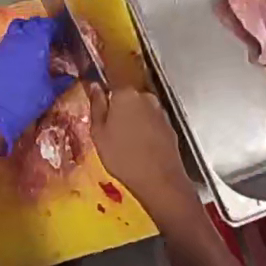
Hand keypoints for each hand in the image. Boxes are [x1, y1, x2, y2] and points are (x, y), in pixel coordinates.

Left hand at [0, 16, 74, 153]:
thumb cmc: (28, 100)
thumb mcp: (50, 91)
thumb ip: (62, 81)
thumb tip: (71, 77)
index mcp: (36, 43)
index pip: (47, 25)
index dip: (55, 27)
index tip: (61, 35)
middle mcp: (19, 40)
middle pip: (30, 23)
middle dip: (40, 27)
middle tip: (48, 38)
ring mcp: (4, 46)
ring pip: (15, 29)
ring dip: (25, 32)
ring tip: (33, 45)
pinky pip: (6, 42)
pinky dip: (14, 43)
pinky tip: (19, 57)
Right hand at [86, 85, 198, 210]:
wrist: (159, 179)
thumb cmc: (122, 156)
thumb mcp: (99, 133)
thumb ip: (97, 106)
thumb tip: (95, 86)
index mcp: (125, 94)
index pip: (110, 85)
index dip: (103, 99)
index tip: (98, 112)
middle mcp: (146, 97)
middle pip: (127, 98)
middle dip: (118, 110)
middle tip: (109, 131)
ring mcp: (160, 111)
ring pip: (140, 111)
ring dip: (132, 120)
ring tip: (124, 143)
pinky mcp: (170, 126)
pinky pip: (151, 122)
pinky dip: (144, 130)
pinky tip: (139, 147)